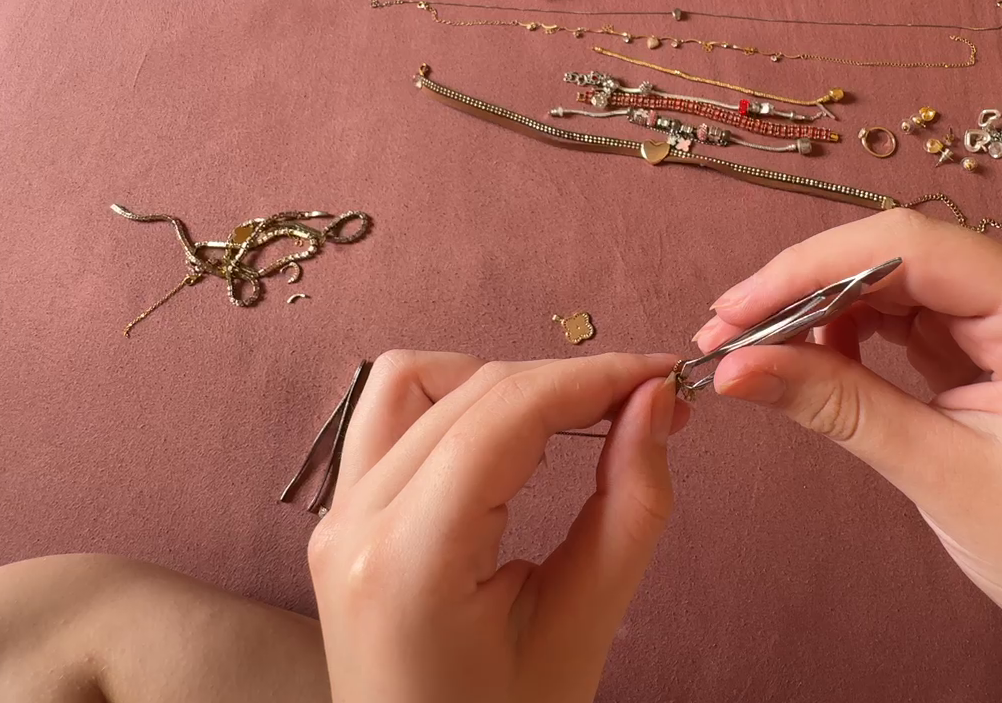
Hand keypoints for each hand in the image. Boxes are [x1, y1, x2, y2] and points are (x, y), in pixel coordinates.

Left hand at [308, 351, 687, 702]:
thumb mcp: (585, 629)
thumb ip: (632, 503)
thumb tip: (655, 400)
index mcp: (409, 559)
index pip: (509, 414)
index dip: (596, 378)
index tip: (663, 373)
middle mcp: (356, 520)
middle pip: (477, 388)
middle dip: (570, 381)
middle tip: (643, 402)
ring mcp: (338, 512)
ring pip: (421, 377)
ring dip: (506, 381)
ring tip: (568, 419)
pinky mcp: (343, 509)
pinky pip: (393, 407)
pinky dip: (458, 395)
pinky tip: (504, 434)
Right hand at [694, 211, 1001, 702]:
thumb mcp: (942, 478)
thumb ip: (838, 407)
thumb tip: (733, 367)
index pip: (911, 247)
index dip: (813, 266)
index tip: (736, 310)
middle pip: (894, 254)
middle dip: (805, 285)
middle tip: (727, 332)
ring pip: (889, 280)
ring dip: (818, 306)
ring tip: (758, 348)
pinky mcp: (983, 344)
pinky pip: (900, 315)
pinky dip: (846, 330)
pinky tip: (814, 358)